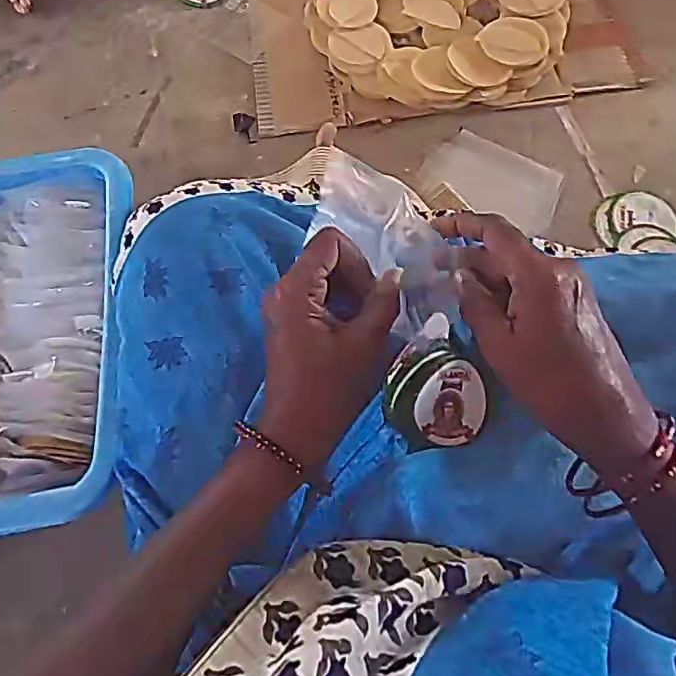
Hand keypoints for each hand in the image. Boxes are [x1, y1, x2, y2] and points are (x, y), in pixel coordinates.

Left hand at [259, 228, 401, 471]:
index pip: (330, 242)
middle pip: (325, 256)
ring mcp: (281, 304)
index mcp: (296, 288)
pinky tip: (352, 330)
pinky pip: (316, 294)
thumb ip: (383, 302)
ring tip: (366, 322)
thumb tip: (394, 277)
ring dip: (350, 291)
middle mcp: (282, 288)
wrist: (294, 434)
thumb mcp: (365, 343)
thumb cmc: (330, 390)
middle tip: (374, 308)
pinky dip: (338, 303)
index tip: (371, 292)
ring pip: (323, 275)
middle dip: (356, 276)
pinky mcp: (285, 319)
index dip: (358, 259)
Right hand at [435, 213, 658, 478]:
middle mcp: (558, 268)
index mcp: (539, 273)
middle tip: (434, 270)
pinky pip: (535, 283)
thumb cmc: (550, 384)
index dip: (462, 224)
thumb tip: (460, 276)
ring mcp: (571, 283)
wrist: (609, 416)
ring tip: (454, 291)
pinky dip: (508, 289)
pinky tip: (487, 307)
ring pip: (520, 268)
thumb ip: (475, 303)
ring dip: (488, 276)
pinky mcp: (576, 300)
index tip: (435, 228)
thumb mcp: (500, 345)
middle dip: (469, 258)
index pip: (496, 232)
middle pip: (507, 251)